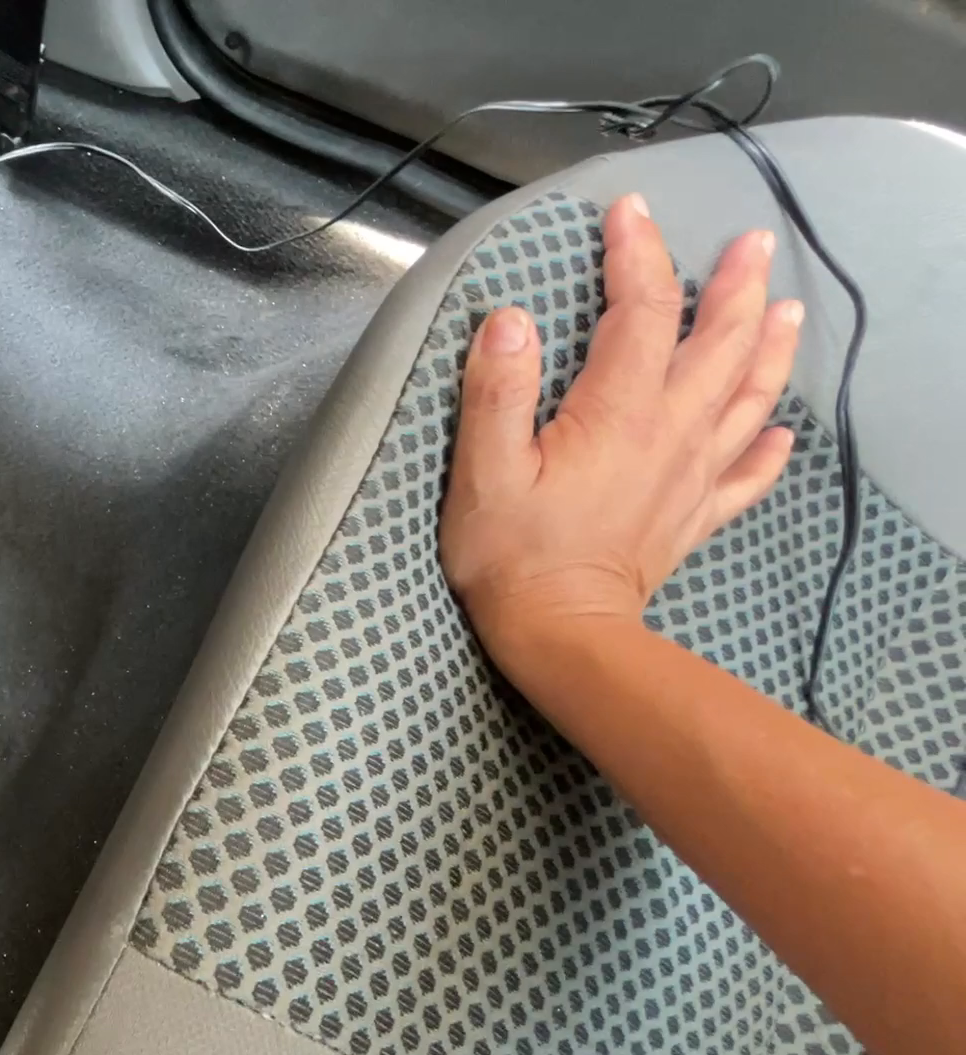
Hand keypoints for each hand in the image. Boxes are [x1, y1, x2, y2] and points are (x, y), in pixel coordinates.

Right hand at [439, 193, 801, 663]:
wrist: (558, 628)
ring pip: (749, 397)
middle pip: (718, 346)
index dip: (637, 257)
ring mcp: (691, 476)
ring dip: (769, 346)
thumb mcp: (482, 467)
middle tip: (750, 243)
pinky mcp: (691, 514)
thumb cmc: (509, 549)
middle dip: (734, 287)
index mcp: (618, 414)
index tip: (629, 214)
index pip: (640, 315)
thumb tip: (509, 319)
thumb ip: (496, 391)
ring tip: (786, 307)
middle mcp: (670, 434)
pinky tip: (781, 429)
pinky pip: (749, 472)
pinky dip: (771, 444)